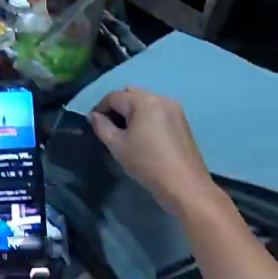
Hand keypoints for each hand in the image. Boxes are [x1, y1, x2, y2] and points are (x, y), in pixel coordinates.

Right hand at [89, 87, 219, 216]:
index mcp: (144, 101)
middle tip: (110, 127)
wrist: (185, 185)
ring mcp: (174, 108)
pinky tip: (143, 136)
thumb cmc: (147, 164)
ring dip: (132, 111)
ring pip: (146, 101)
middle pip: (131, 93)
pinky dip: (146, 116)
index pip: (114, 97)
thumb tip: (93, 115)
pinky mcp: (182, 120)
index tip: (92, 123)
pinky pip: (158, 110)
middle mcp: (161, 98)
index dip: (100, 108)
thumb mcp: (118, 146)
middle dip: (117, 106)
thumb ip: (102, 127)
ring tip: (126, 133)